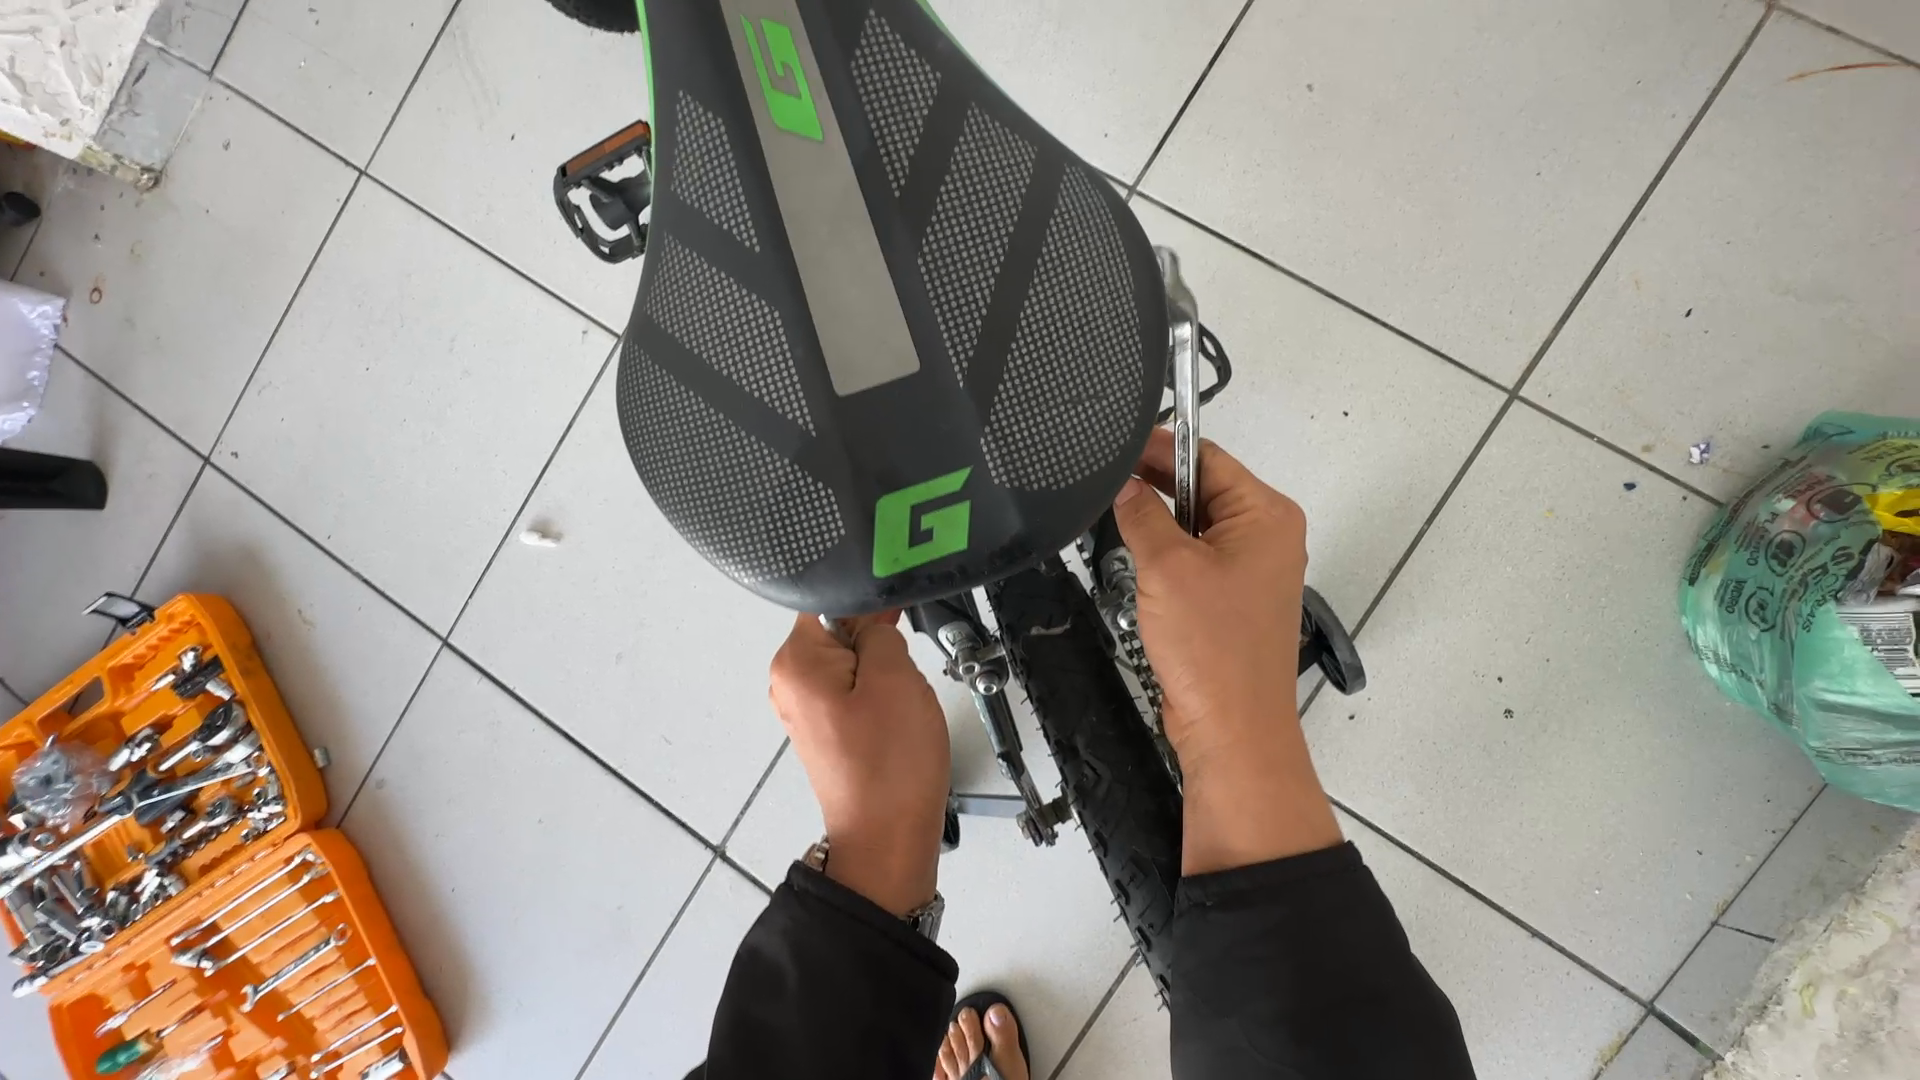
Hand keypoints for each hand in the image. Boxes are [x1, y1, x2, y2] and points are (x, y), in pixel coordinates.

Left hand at [768, 612, 950, 914]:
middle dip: (877, 641)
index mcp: (795, 662)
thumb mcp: (895, 678)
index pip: (830, 601)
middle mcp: (789, 681)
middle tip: (903, 670)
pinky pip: (853, 690)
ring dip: (883, 670)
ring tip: (902, 699)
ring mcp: (805, 708)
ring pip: (852, 661)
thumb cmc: (890, 759)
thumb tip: (872, 623)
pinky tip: (897, 716)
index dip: (869, 604)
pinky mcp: (826, 729)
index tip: (901, 618)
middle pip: (839, 630)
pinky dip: (878, 693)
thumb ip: (879, 632)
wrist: (887, 838)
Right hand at [1112, 428, 1341, 873]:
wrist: (1232, 727)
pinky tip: (1135, 549)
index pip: (1207, 458)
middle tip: (1105, 475)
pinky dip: (1167, 549)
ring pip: (1196, 524)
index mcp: (1265, 515)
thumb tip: (1123, 484)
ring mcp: (1251, 569)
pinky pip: (1197, 556)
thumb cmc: (1211, 647)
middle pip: (1203, 489)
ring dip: (1158, 518)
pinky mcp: (1233, 598)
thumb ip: (1142, 514)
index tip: (1117, 442)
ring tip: (1113, 510)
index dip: (1159, 447)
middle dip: (1155, 482)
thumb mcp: (1167, 566)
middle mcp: (1266, 536)